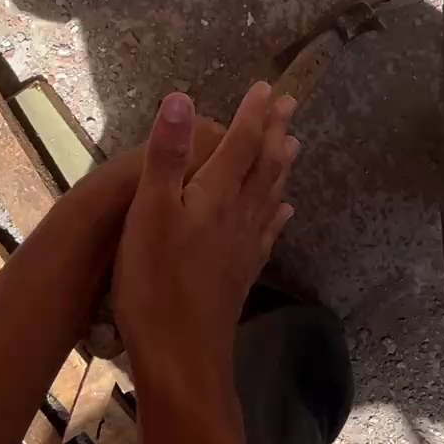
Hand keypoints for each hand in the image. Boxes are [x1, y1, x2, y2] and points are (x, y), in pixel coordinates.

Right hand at [112, 83, 298, 382]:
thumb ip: (167, 155)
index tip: (266, 88)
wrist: (182, 356)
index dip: (253, 114)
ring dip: (281, 165)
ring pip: (270, 194)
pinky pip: (267, 231)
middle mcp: (238, 214)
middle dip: (275, 131)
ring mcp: (244, 245)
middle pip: (264, 164)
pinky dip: (276, 212)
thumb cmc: (155, 281)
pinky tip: (284, 209)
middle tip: (289, 105)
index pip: (241, 143)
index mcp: (216, 194)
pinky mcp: (241, 272)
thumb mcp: (149, 211)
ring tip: (294, 145)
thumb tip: (181, 98)